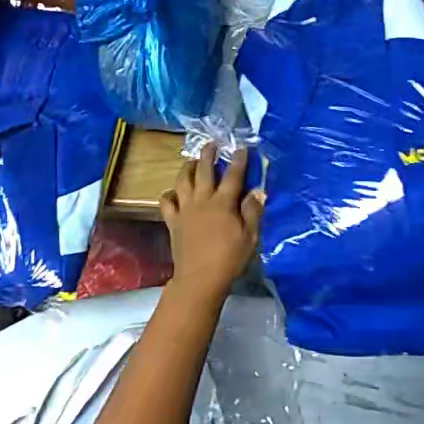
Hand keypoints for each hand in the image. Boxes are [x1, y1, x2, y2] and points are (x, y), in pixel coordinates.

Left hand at [160, 143, 264, 294]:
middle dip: (208, 155)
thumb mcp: (250, 237)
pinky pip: (166, 201)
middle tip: (211, 144)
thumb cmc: (229, 259)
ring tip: (192, 161)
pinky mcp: (172, 221)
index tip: (242, 147)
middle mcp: (201, 200)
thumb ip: (253, 212)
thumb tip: (257, 190)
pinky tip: (173, 192)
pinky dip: (169, 193)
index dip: (238, 160)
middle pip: (204, 171)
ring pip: (183, 181)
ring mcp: (184, 209)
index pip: (233, 176)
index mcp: (223, 203)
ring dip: (188, 168)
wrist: (199, 278)